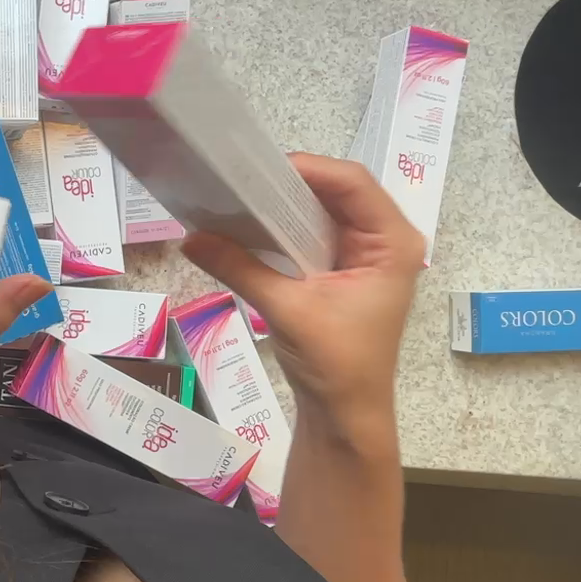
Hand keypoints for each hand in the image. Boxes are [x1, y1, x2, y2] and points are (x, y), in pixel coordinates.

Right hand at [182, 154, 424, 435]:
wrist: (344, 412)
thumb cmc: (335, 361)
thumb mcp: (285, 309)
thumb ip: (238, 267)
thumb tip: (189, 238)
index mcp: (391, 242)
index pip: (352, 182)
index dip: (307, 169)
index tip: (257, 171)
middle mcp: (382, 239)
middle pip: (336, 190)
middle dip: (288, 183)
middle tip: (239, 181)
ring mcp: (362, 254)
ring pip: (320, 210)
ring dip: (282, 204)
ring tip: (239, 197)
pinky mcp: (339, 269)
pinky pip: (309, 232)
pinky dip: (280, 226)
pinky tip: (248, 226)